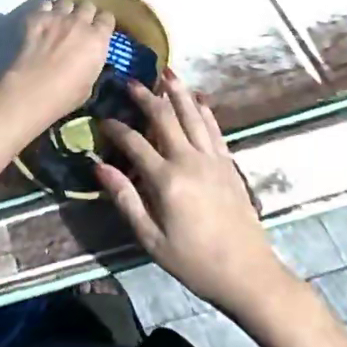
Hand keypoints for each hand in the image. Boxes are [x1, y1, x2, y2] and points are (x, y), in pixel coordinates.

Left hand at [0, 0, 114, 123]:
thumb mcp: (90, 83)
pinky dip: (46, 10)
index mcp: (98, 38)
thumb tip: (89, 58)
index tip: (99, 30)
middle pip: (88, 5)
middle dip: (86, 13)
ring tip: (61, 19)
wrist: (33, 89)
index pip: (107, 18)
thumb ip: (92, 63)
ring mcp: (58, 17)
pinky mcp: (37, 18)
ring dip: (67, 10)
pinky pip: (45, 5)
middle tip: (80, 25)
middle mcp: (80, 22)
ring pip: (67, 1)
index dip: (103, 23)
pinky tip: (44, 19)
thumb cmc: (66, 94)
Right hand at [96, 72, 291, 314]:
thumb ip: (125, 199)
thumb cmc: (194, 261)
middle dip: (146, 97)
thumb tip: (99, 166)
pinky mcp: (229, 164)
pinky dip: (204, 110)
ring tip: (166, 72)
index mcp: (166, 180)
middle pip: (164, 118)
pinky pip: (214, 128)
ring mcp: (213, 159)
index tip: (103, 119)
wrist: (247, 273)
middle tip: (131, 82)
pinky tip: (197, 99)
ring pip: (192, 115)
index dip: (116, 128)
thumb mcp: (151, 238)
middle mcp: (189, 160)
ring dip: (178, 92)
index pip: (134, 143)